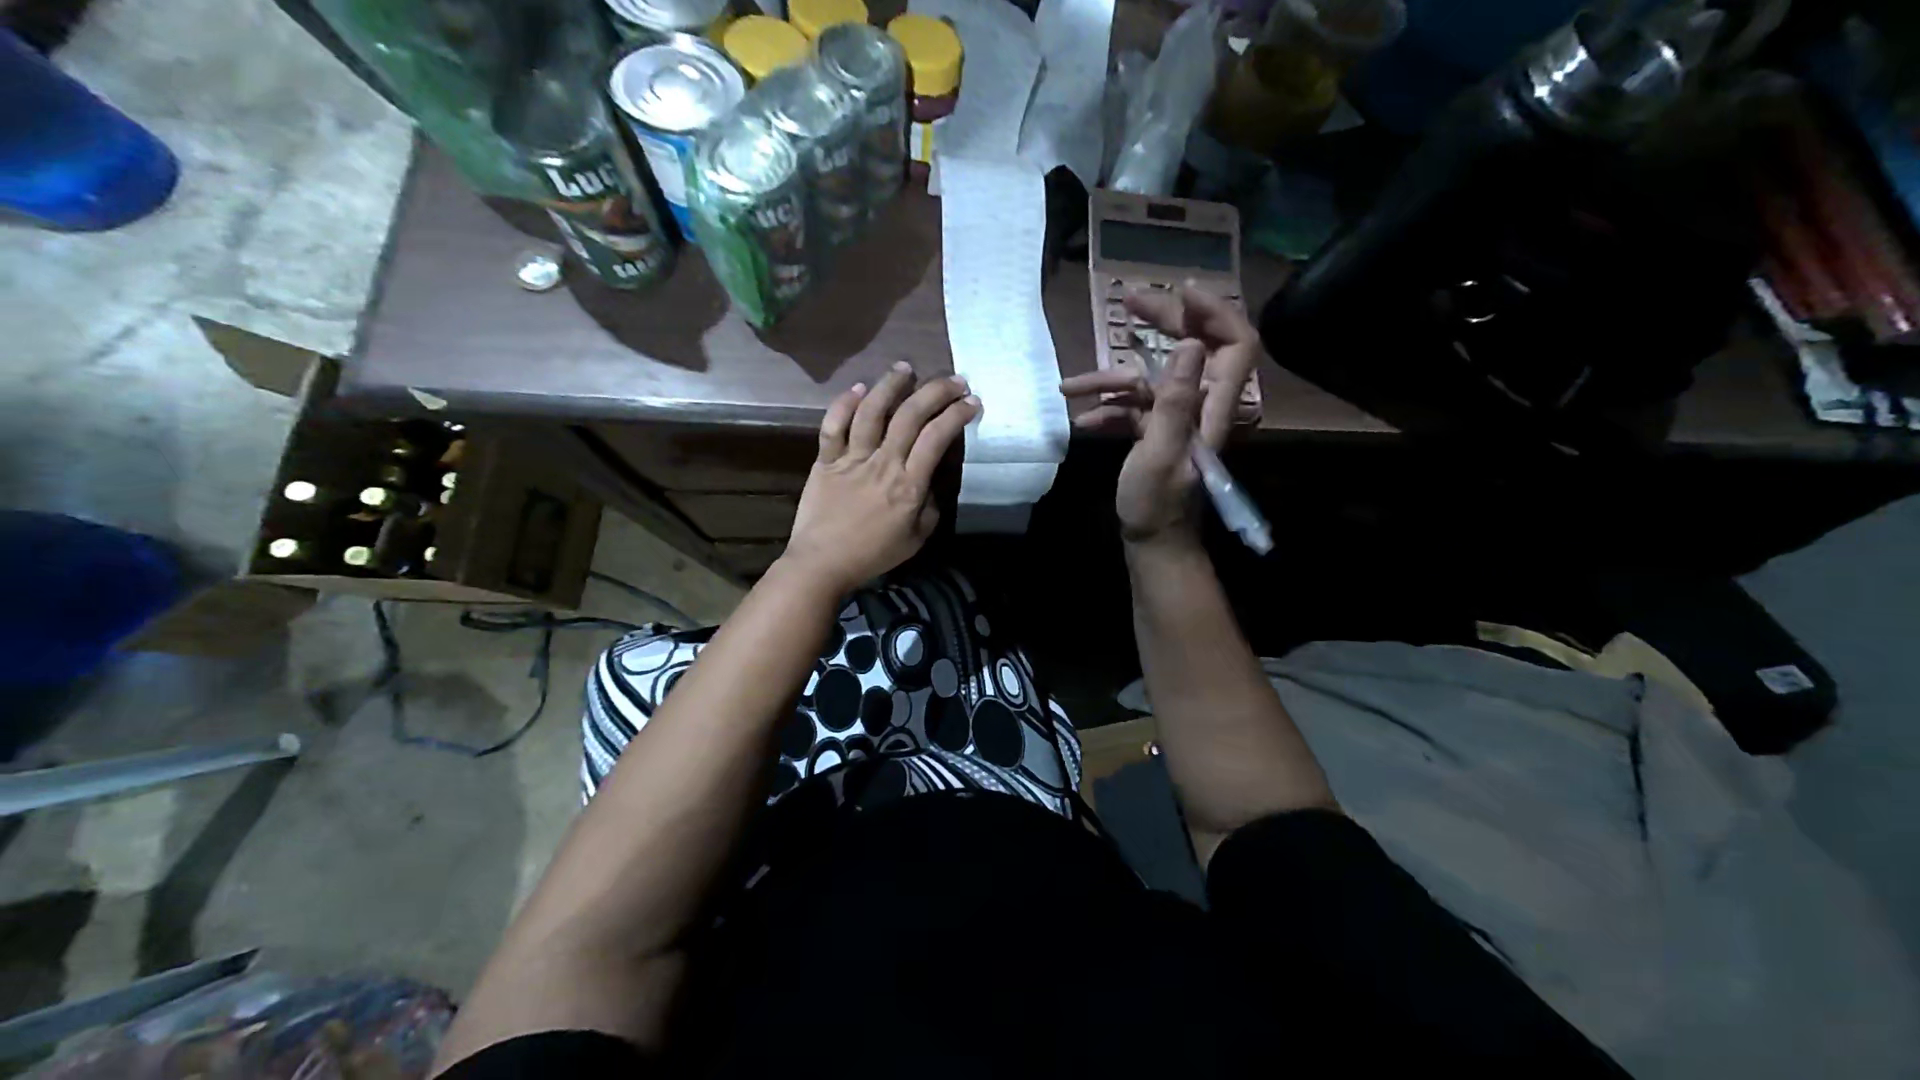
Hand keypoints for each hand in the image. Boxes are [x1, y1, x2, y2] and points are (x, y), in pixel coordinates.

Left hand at [780, 362, 978, 594]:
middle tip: (953, 380)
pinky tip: (858, 388)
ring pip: (871, 411)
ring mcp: (851, 459)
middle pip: (910, 416)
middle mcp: (882, 463)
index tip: (972, 402)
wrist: (822, 563)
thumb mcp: (916, 538)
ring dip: (890, 385)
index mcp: (908, 485)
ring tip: (906, 368)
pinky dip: (843, 404)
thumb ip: (930, 506)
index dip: (957, 414)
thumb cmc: (873, 555)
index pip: (937, 438)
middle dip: (936, 391)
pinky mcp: (826, 460)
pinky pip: (833, 427)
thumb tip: (931, 480)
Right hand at [1060, 284, 1261, 542]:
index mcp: (1213, 405)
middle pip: (1192, 347)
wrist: (1151, 541)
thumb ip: (1176, 399)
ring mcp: (1175, 417)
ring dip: (1111, 378)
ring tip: (1070, 384)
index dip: (1215, 312)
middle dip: (1161, 323)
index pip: (1235, 343)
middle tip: (1128, 302)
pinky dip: (1108, 408)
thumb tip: (1191, 344)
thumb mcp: (1162, 449)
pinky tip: (1083, 419)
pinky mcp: (1155, 431)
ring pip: (1150, 379)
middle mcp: (1199, 404)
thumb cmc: (1158, 502)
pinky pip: (1133, 406)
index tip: (1180, 291)